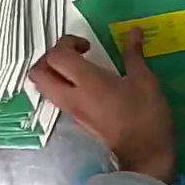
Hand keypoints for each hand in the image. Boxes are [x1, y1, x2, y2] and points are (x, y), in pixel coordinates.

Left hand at [29, 30, 175, 182]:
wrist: (145, 154)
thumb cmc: (146, 115)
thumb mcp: (144, 80)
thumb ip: (133, 53)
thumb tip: (134, 31)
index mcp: (86, 82)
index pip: (56, 56)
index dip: (67, 43)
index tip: (88, 46)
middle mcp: (71, 96)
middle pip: (38, 72)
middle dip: (50, 57)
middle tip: (73, 54)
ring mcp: (70, 110)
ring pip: (44, 87)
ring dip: (53, 72)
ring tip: (78, 68)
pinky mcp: (75, 120)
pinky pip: (56, 98)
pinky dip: (61, 85)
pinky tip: (85, 84)